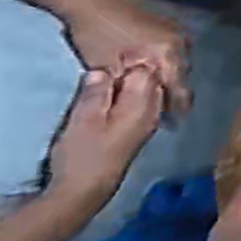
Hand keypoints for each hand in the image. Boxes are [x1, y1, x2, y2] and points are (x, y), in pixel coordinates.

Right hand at [47, 66, 164, 207]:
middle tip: (116, 62)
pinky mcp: (141, 129)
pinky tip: (119, 96)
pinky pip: (144, 104)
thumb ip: (96, 95)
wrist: (88, 186)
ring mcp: (151, 120)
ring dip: (135, 84)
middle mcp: (155, 110)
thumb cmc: (84, 152)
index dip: (133, 62)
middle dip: (139, 70)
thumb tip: (101, 71)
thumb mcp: (84, 120)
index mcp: (144, 105)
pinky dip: (134, 96)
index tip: (118, 55)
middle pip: (153, 82)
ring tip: (114, 77)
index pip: (148, 74)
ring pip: (150, 93)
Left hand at [64, 0, 191, 115]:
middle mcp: (182, 45)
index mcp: (168, 55)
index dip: (178, 105)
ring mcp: (180, 34)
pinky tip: (160, 69)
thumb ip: (125, 82)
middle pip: (183, 74)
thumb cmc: (95, 34)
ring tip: (164, 90)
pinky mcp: (173, 29)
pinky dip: (170, 64)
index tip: (178, 122)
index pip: (178, 86)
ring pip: (181, 62)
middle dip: (176, 91)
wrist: (94, 0)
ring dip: (173, 76)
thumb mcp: (104, 64)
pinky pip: (178, 52)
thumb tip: (139, 97)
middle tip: (168, 108)